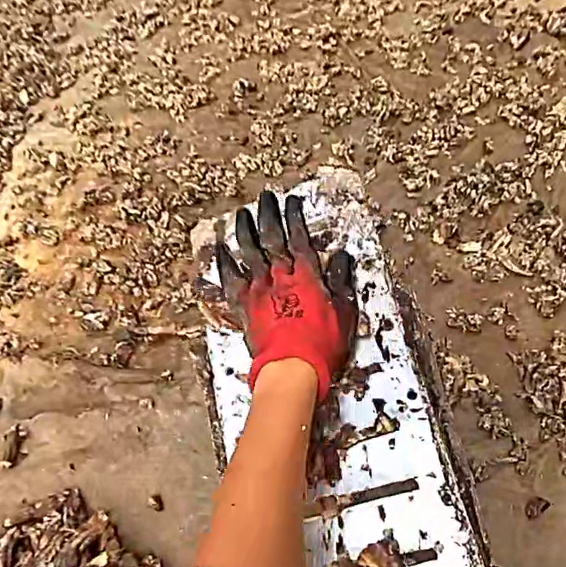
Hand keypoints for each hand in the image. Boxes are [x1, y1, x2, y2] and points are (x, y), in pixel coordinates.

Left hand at [215, 189, 356, 401]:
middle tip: (265, 197)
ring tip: (242, 214)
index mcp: (306, 276)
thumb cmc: (322, 345)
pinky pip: (230, 279)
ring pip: (249, 252)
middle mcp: (280, 277)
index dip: (295, 217)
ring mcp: (259, 290)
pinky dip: (224, 262)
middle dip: (269, 215)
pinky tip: (221, 250)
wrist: (292, 368)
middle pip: (272, 238)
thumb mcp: (344, 312)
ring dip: (245, 231)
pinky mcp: (244, 307)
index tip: (292, 201)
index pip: (300, 238)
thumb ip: (341, 282)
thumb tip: (341, 257)